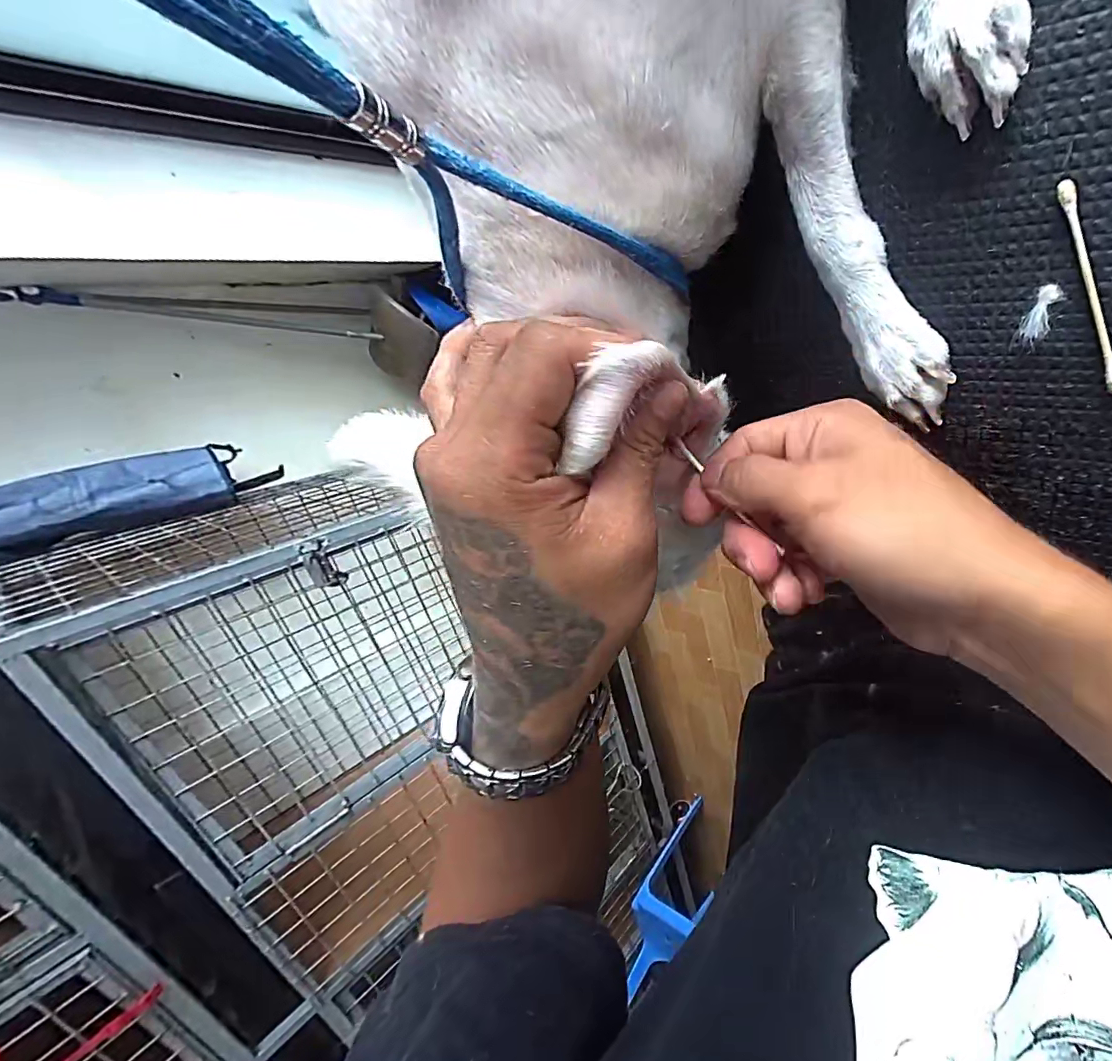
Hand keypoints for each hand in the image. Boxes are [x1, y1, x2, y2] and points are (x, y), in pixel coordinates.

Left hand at [415, 320, 689, 766]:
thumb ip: (639, 444)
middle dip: (586, 348)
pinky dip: (507, 368)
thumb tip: (672, 383)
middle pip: (510, 342)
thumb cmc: (582, 612)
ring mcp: (439, 450)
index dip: (607, 346)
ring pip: (481, 353)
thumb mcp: (625, 530)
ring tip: (602, 382)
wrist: (531, 666)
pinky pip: (462, 384)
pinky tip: (545, 384)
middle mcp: (448, 443)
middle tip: (642, 380)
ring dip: (549, 354)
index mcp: (490, 462)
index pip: (541, 352)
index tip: (659, 373)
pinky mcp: (448, 461)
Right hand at [680, 399, 1064, 660]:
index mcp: (823, 428)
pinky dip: (795, 580)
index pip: (746, 444)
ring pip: (774, 533)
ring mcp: (840, 509)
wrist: (976, 594)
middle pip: (756, 493)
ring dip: (771, 567)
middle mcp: (829, 462)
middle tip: (760, 568)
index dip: (716, 482)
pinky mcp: (848, 551)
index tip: (694, 522)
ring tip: (790, 593)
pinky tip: (807, 599)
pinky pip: (800, 560)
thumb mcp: (812, 495)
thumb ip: (749, 479)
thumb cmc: (892, 529)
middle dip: (750, 536)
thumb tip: (710, 476)